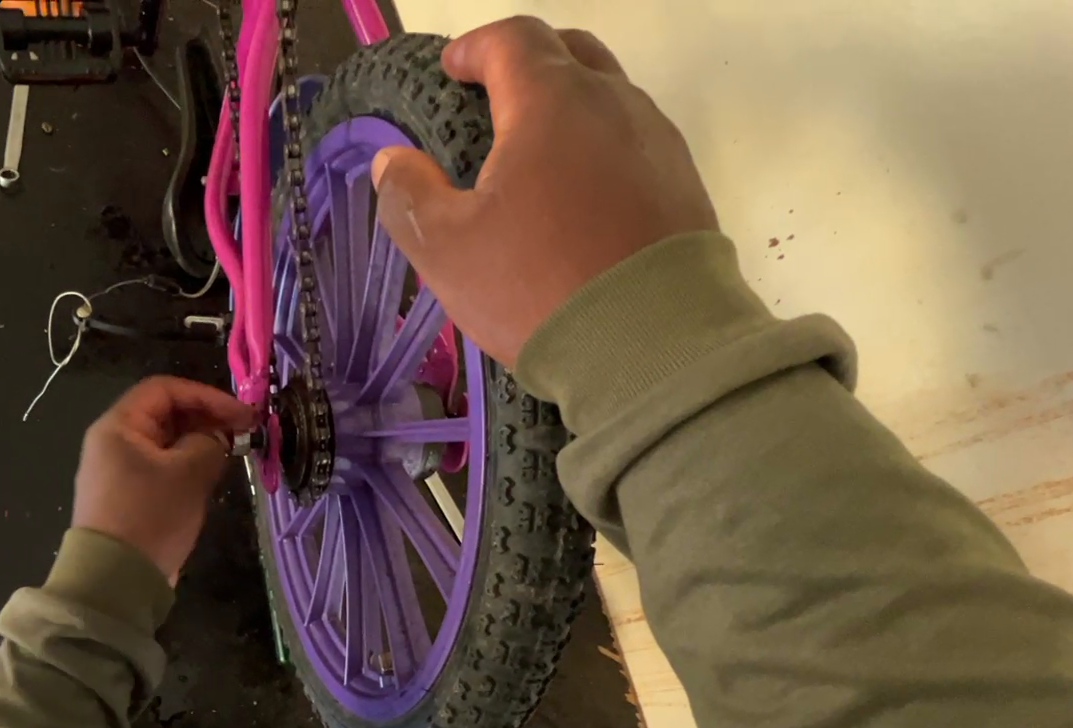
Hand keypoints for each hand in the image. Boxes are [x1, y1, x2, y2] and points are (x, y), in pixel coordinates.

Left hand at [72, 377, 254, 583]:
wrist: (115, 580)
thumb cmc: (150, 517)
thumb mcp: (188, 473)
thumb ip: (209, 443)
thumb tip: (215, 438)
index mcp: (118, 426)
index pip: (165, 390)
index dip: (207, 396)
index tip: (242, 415)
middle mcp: (113, 443)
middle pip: (165, 415)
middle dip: (206, 419)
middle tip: (243, 434)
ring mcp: (118, 472)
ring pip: (165, 444)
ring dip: (200, 444)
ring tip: (231, 455)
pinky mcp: (128, 498)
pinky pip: (161, 469)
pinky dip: (187, 467)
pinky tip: (209, 478)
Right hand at [372, 17, 717, 364]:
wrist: (645, 342)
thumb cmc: (532, 286)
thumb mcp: (445, 250)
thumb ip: (409, 197)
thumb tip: (391, 161)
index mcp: (549, 105)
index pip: (512, 40)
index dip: (474, 47)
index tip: (451, 69)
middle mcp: (612, 103)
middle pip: (568, 52)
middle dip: (524, 64)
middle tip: (491, 100)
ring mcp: (656, 141)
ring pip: (606, 98)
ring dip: (564, 110)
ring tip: (531, 159)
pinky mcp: (681, 184)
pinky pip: (631, 144)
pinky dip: (596, 150)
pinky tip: (576, 200)